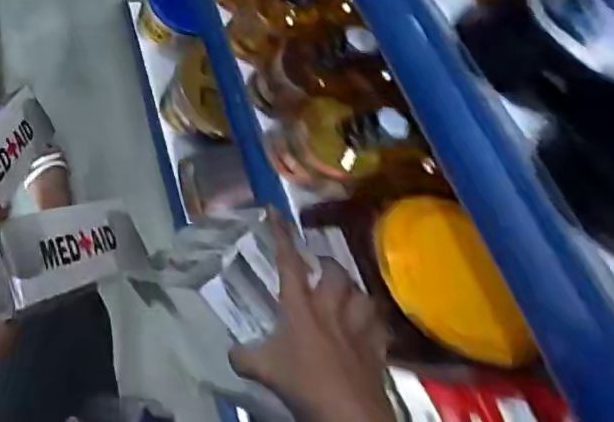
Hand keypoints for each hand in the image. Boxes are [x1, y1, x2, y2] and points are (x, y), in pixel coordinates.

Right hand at [229, 212, 394, 421]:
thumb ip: (242, 355)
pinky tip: (371, 326)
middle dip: (328, 264)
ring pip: (364, 298)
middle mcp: (331, 313)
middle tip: (318, 265)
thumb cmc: (305, 385)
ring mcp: (359, 334)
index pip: (288, 262)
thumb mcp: (262, 369)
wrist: (353, 419)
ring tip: (347, 291)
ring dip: (355, 291)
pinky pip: (382, 330)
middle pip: (336, 275)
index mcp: (300, 307)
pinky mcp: (378, 356)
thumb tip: (231, 352)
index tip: (275, 211)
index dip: (281, 235)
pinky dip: (376, 323)